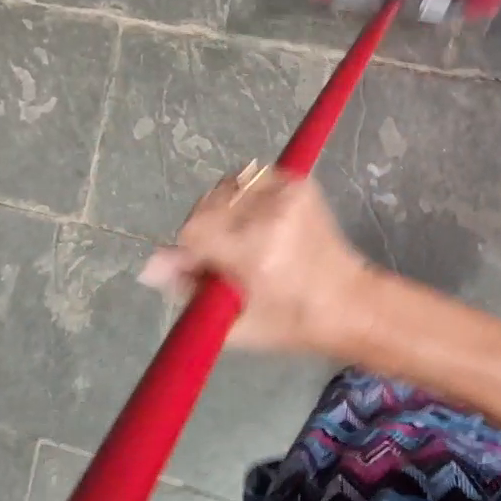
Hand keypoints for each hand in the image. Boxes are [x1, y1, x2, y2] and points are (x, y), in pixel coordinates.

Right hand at [137, 165, 372, 355]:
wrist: (350, 302)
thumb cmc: (291, 323)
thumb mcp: (233, 323)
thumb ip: (188, 291)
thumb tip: (149, 267)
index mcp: (254, 251)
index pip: (194, 230)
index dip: (191, 249)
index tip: (204, 266)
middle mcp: (269, 214)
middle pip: (207, 204)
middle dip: (206, 228)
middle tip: (224, 255)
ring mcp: (287, 192)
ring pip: (226, 187)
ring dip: (223, 209)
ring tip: (240, 237)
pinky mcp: (298, 181)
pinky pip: (251, 177)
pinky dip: (245, 195)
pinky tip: (256, 219)